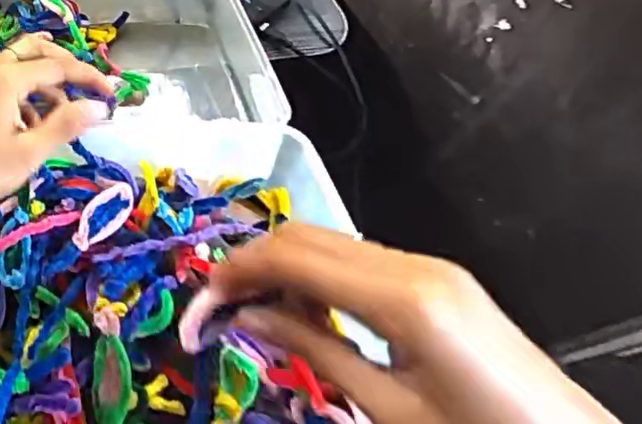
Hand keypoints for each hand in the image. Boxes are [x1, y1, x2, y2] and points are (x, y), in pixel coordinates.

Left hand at [0, 34, 114, 226]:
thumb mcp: (27, 154)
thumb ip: (64, 126)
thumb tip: (99, 108)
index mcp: (7, 77)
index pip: (59, 66)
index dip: (89, 78)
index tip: (113, 94)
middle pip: (38, 50)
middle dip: (68, 66)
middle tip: (91, 89)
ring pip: (23, 64)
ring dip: (48, 81)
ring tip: (67, 115)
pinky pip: (10, 80)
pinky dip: (30, 93)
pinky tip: (37, 125)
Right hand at [178, 223, 620, 423]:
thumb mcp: (394, 415)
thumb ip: (312, 350)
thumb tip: (245, 316)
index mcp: (404, 297)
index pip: (292, 256)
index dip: (237, 271)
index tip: (203, 301)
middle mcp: (413, 262)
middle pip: (304, 236)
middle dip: (254, 264)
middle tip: (224, 307)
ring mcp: (429, 266)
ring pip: (326, 242)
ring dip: (284, 268)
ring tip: (265, 315)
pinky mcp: (438, 279)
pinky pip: (356, 261)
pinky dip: (320, 277)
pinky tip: (315, 314)